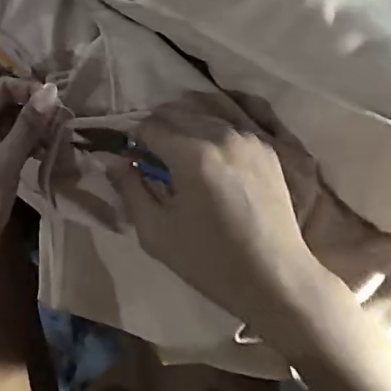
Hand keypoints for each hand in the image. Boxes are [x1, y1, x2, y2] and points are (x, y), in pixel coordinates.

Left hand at [0, 78, 67, 271]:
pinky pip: (12, 145)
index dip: (30, 89)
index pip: (1, 87)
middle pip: (7, 104)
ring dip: (37, 128)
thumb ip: (27, 126)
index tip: (61, 102)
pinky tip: (53, 152)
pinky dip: (31, 146)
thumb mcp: (3, 163)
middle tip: (69, 120)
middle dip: (36, 109)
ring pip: (12, 125)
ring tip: (66, 135)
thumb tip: (51, 91)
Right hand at [95, 94, 317, 320]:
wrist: (277, 280)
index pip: (149, 126)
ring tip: (181, 152)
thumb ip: (129, 188)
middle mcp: (220, 135)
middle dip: (158, 128)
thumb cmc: (210, 261)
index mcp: (191, 154)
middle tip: (154, 157)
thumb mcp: (156, 232)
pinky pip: (229, 121)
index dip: (135, 141)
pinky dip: (211, 127)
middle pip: (175, 111)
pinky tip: (208, 152)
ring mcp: (247, 138)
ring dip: (184, 124)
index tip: (134, 161)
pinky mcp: (265, 148)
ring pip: (202, 110)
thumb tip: (113, 161)